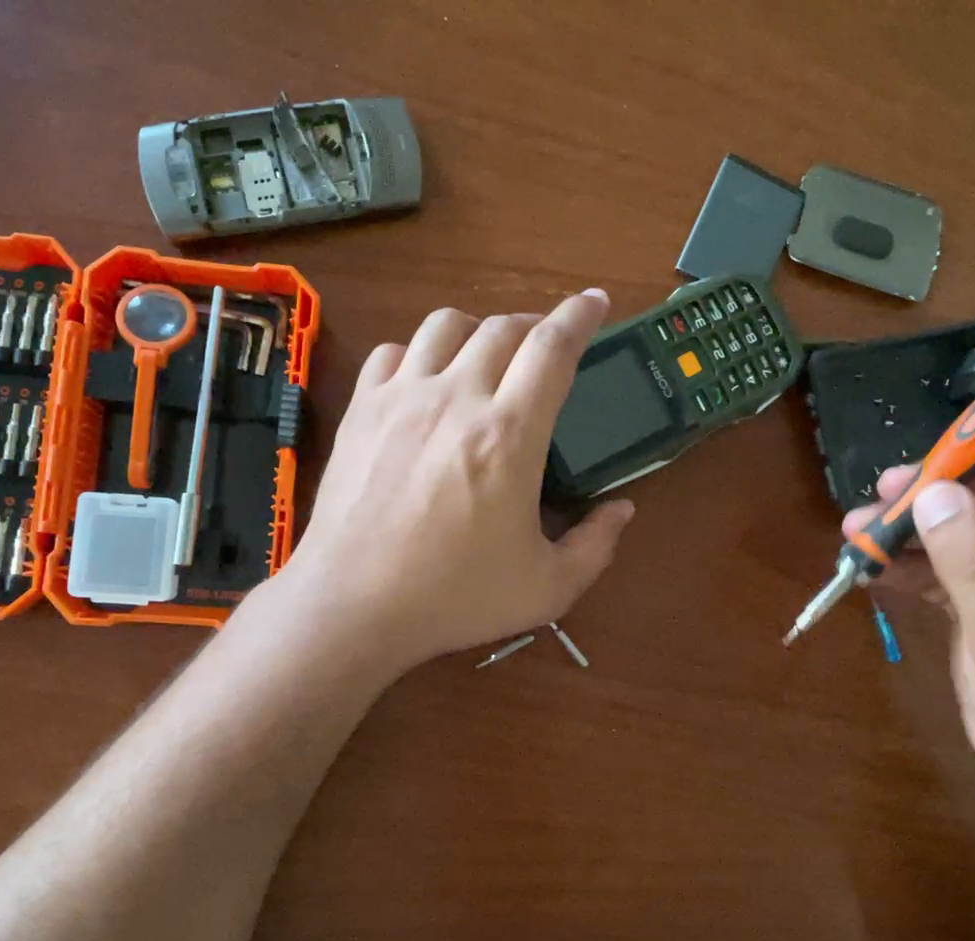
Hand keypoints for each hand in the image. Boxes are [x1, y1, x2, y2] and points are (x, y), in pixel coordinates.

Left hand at [275, 291, 634, 671]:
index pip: (552, 348)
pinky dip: (417, 353)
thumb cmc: (453, 597)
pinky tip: (423, 380)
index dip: (580, 316)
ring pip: (445, 326)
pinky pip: (392, 352)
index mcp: (509, 435)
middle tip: (546, 347)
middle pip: (503, 328)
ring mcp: (402, 399)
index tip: (594, 302)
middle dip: (535, 325)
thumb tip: (621, 509)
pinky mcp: (362, 411)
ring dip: (477, 330)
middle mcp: (456, 398)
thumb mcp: (546, 587)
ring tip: (485, 356)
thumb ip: (595, 545)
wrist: (353, 604)